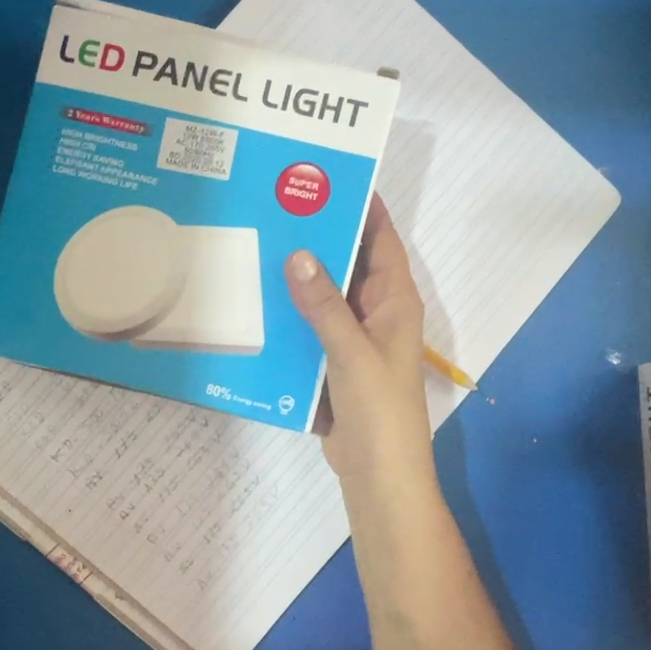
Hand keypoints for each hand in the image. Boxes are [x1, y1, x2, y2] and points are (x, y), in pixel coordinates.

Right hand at [284, 196, 433, 483]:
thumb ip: (324, 304)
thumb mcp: (351, 350)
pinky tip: (256, 304)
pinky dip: (289, 318)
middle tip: (276, 208)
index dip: (362, 207)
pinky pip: (309, 331)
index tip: (329, 177)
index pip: (382, 240)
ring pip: (324, 298)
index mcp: (394, 301)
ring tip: (258, 246)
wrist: (377, 471)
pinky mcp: (332, 365)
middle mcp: (376, 313)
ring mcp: (353, 340)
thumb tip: (298, 254)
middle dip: (318, 239)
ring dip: (299, 280)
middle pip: (348, 265)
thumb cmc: (378, 407)